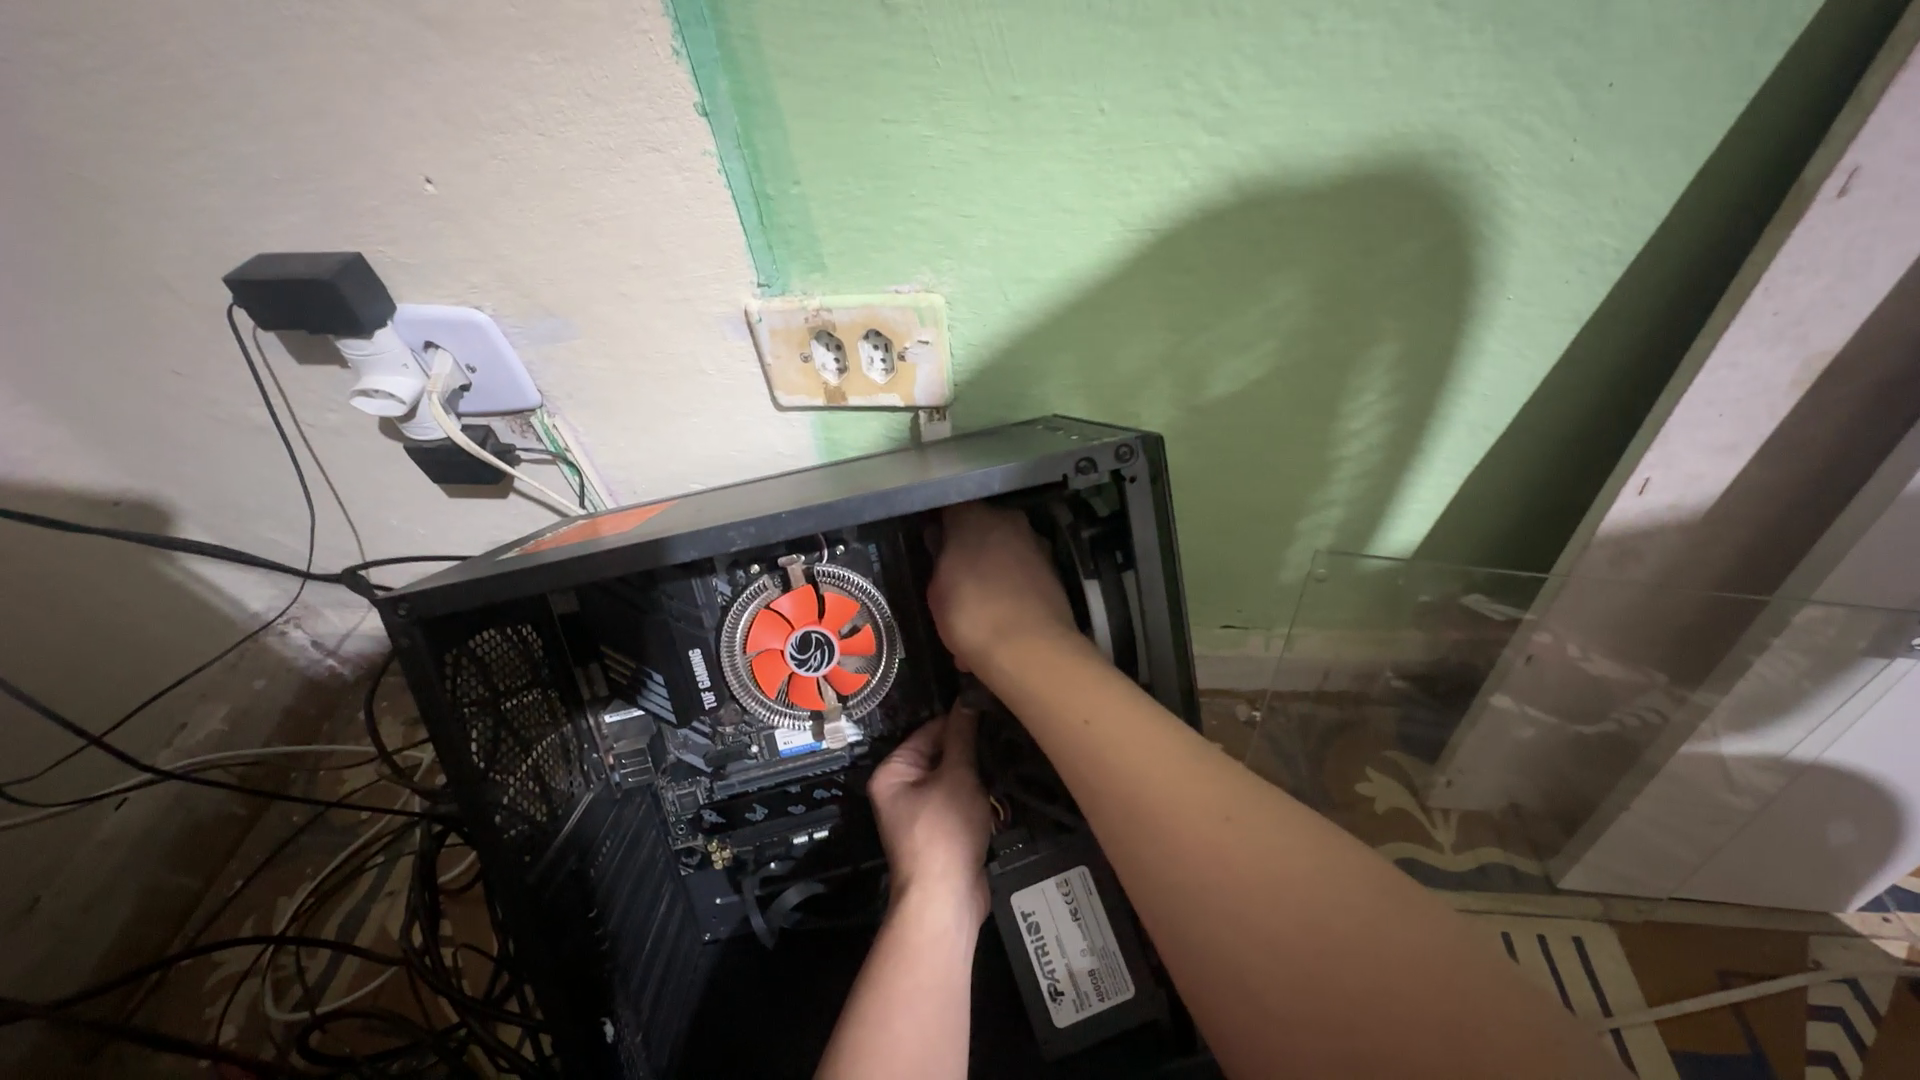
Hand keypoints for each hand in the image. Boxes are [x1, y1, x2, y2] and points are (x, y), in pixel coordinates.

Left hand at [868, 708, 991, 924]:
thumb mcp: (957, 776)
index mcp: (893, 772)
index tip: (992, 709)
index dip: (960, 720)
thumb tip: (967, 699)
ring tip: (1008, 753)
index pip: (929, 731)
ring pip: (953, 778)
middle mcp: (900, 789)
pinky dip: (977, 794)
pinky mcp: (940, 831)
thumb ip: (962, 737)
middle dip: (970, 748)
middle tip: (1006, 730)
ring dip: (977, 772)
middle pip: (940, 754)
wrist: (945, 899)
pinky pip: (958, 800)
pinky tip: (1001, 785)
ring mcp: (920, 812)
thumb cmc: (945, 830)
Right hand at [927, 502, 1081, 674]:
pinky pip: (1022, 579)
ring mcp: (1037, 546)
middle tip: (954, 582)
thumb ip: (939, 560)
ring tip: (977, 616)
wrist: (1030, 649)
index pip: (950, 509)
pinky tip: (998, 628)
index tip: (931, 547)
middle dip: (969, 552)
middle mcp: (1009, 522)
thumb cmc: (970, 613)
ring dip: (992, 576)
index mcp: (974, 518)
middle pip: (982, 530)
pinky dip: (1011, 595)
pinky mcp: (1055, 573)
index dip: (939, 527)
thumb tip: (941, 545)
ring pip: (1004, 556)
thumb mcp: (936, 589)